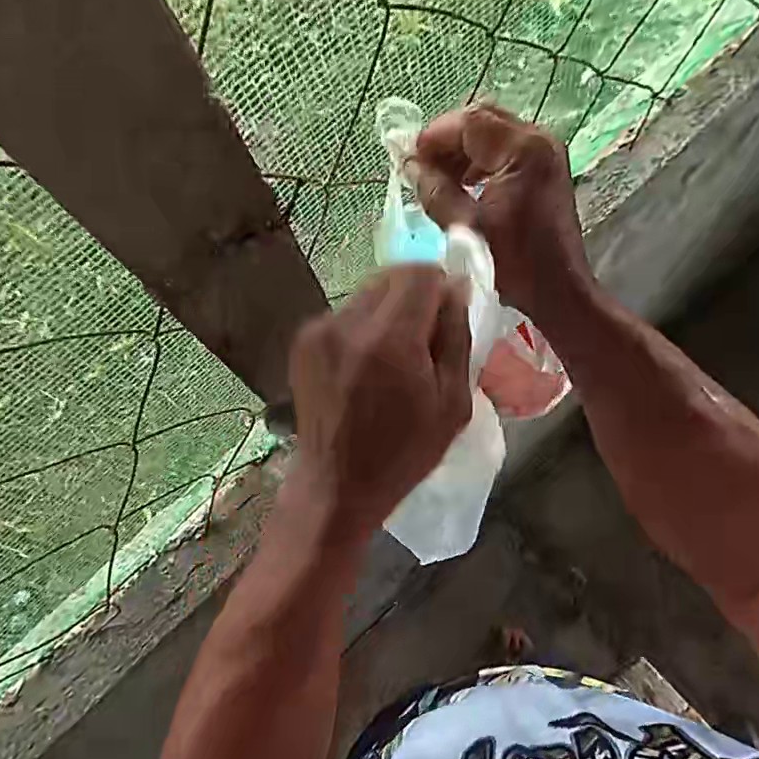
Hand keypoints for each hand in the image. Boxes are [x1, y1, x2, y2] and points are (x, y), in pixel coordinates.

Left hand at [288, 264, 472, 539]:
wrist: (336, 486)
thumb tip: (456, 287)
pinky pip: (345, 314)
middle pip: (391, 275)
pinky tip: (365, 368)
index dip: (440, 288)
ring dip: (388, 312)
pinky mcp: (302, 342)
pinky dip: (362, 328)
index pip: (420, 272)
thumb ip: (456, 337)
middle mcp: (347, 324)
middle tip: (423, 342)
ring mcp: (319, 331)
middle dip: (415, 297)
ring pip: (367, 293)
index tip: (446, 319)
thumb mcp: (452, 404)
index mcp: (390, 340)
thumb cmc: (403, 454)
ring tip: (392, 360)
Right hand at [411, 103, 594, 323]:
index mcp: (522, 151)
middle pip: (483, 120)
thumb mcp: (467, 229)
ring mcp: (547, 152)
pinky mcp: (547, 168)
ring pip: (494, 133)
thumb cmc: (515, 263)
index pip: (469, 122)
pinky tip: (463, 185)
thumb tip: (410, 167)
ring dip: (463, 151)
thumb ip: (435, 192)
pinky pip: (507, 150)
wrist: (559, 289)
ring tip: (439, 179)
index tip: (409, 158)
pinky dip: (481, 160)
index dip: (434, 136)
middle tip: (422, 167)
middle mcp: (539, 140)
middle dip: (448, 140)